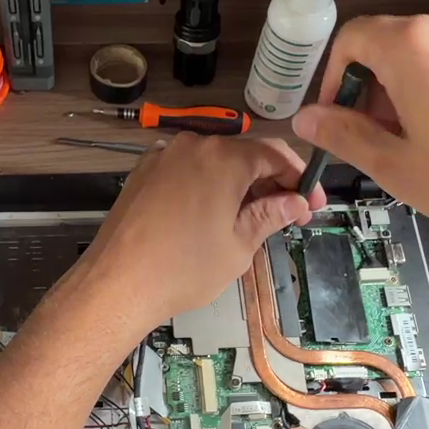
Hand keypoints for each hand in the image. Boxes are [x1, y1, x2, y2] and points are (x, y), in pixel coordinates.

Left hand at [68, 134, 326, 329]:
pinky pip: (186, 169)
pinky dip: (207, 184)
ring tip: (251, 218)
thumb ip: (269, 215)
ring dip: (238, 183)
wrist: (117, 283)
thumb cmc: (183, 269)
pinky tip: (213, 214)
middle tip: (287, 214)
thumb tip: (295, 202)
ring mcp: (163, 156)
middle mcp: (193, 145)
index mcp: (223, 158)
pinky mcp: (143, 172)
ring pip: (213, 161)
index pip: (275, 154)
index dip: (299, 178)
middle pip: (244, 154)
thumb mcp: (238, 246)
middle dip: (270, 181)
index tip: (311, 204)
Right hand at [290, 4, 428, 259]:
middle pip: (396, 45)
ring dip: (420, 90)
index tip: (338, 119)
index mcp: (412, 45)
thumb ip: (344, 136)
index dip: (334, 78)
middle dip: (378, 90)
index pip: (352, 38)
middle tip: (388, 143)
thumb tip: (306, 118)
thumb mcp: (399, 168)